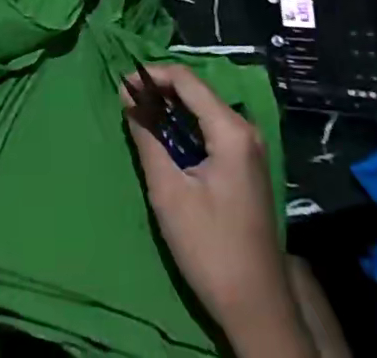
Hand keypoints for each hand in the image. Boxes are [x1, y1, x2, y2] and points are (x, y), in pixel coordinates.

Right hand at [124, 65, 315, 357]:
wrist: (255, 301)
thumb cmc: (208, 245)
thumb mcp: (169, 191)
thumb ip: (148, 138)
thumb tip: (129, 99)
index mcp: (231, 130)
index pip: (188, 81)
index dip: (153, 75)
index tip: (122, 83)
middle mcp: (246, 129)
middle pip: (199, 92)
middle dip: (161, 90)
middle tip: (127, 99)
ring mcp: (251, 147)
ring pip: (206, 110)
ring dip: (173, 108)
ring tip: (140, 114)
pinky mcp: (248, 164)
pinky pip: (214, 129)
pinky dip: (188, 126)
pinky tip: (166, 136)